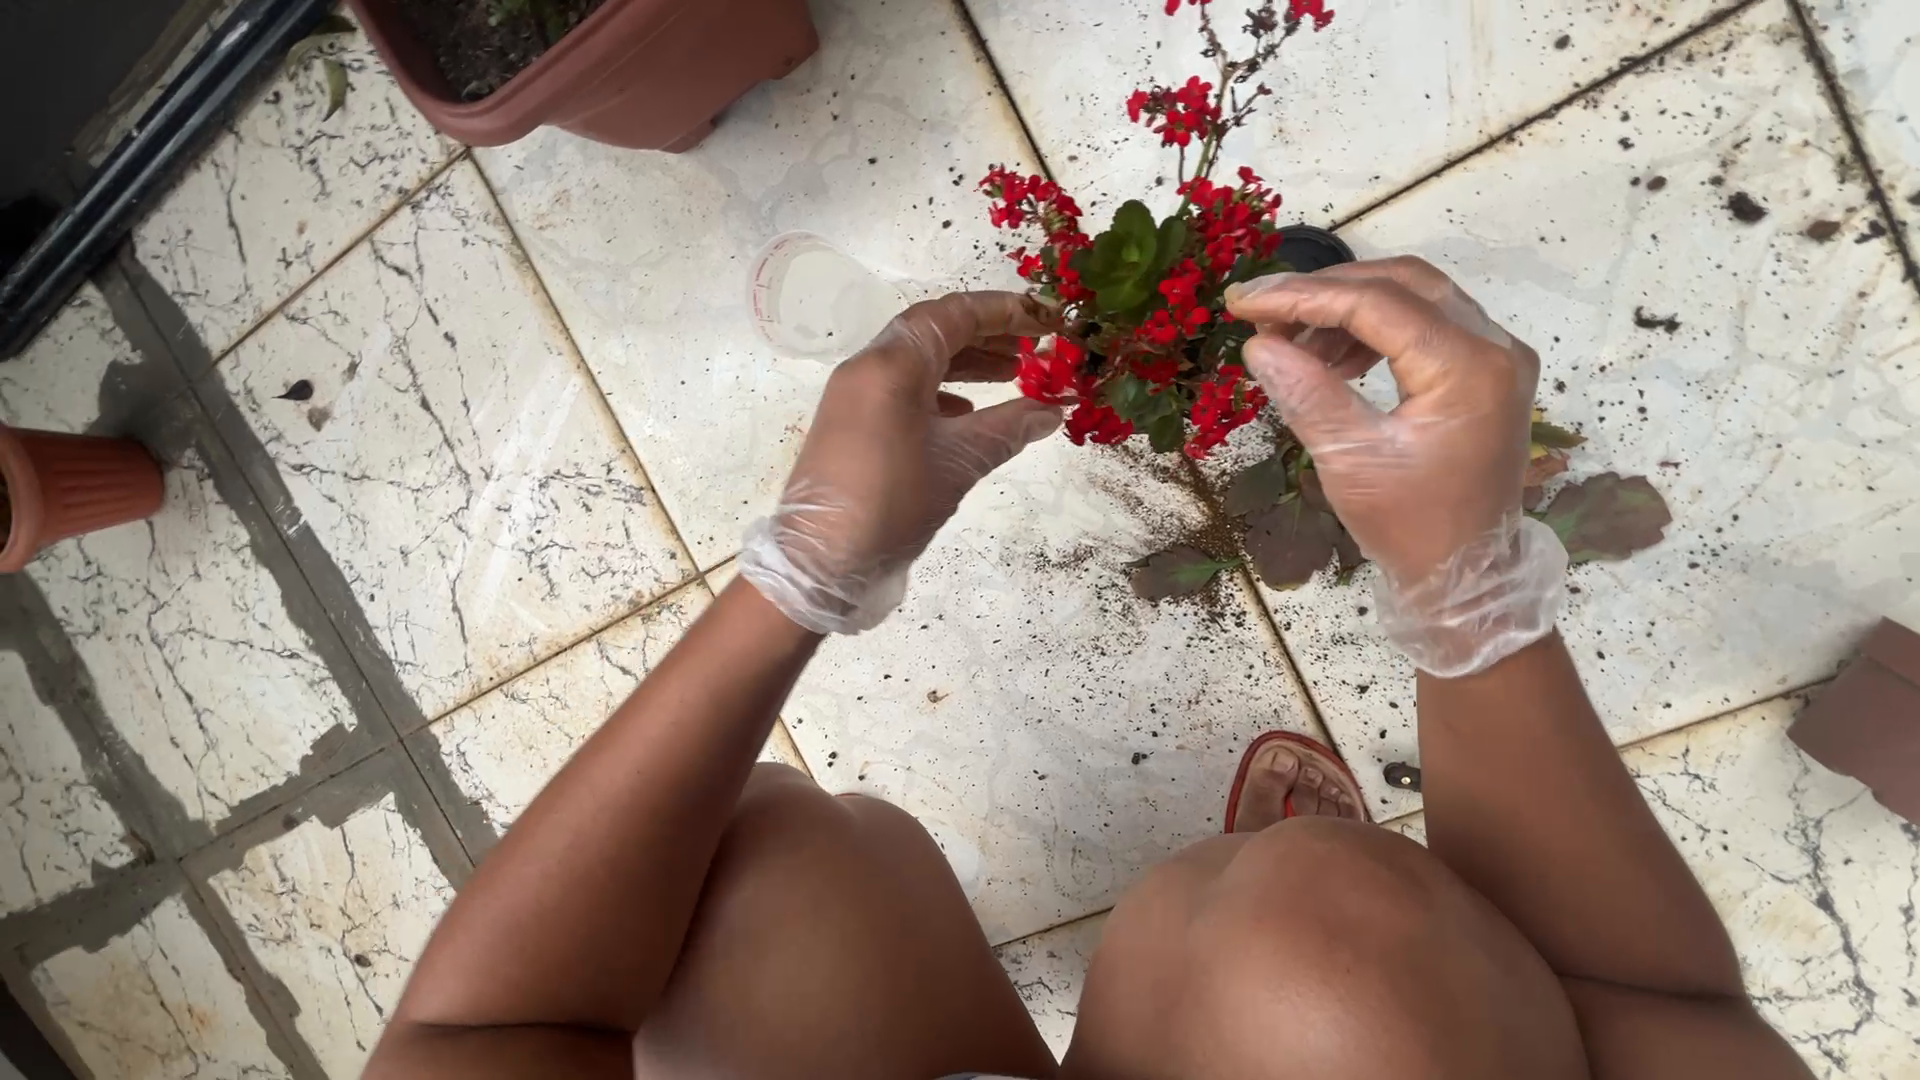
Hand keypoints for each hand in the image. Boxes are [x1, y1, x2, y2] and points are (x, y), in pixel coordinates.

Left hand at [739, 291, 1063, 634]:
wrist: (822, 560)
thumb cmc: (892, 503)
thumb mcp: (960, 462)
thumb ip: (1009, 428)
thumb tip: (1053, 410)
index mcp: (890, 365)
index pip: (953, 315)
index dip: (1004, 312)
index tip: (1045, 321)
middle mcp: (867, 369)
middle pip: (933, 332)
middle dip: (986, 335)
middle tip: (1033, 348)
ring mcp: (854, 396)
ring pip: (917, 361)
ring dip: (965, 363)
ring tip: (1011, 375)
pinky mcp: (850, 424)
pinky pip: (901, 390)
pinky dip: (940, 392)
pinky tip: (967, 413)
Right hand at [1224, 257, 1566, 676]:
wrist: (1466, 571)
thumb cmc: (1408, 524)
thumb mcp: (1348, 461)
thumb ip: (1306, 394)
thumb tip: (1258, 344)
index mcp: (1466, 367)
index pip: (1375, 304)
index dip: (1301, 297)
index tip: (1243, 303)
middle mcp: (1493, 345)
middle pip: (1401, 283)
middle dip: (1322, 290)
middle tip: (1260, 309)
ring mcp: (1494, 355)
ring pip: (1413, 297)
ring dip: (1345, 307)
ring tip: (1289, 339)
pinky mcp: (1483, 371)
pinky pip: (1423, 325)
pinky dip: (1370, 330)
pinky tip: (1330, 359)